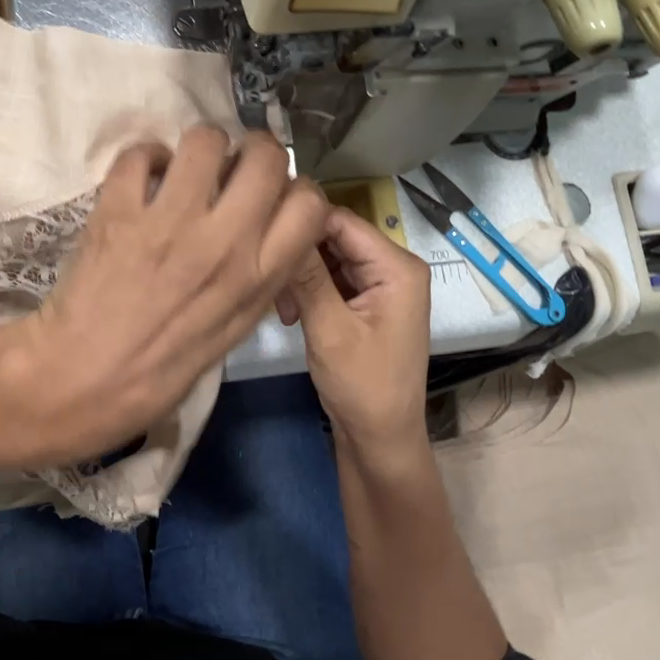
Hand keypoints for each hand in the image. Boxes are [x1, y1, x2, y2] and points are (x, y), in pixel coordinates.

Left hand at [8, 128, 329, 464]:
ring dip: (200, 147)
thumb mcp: (232, 330)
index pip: (310, 203)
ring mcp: (170, 223)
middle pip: (267, 157)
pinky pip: (140, 154)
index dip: (295, 189)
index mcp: (258, 278)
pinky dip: (143, 158)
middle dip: (254, 152)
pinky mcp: (118, 212)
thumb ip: (257, 277)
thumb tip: (263, 229)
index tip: (273, 195)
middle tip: (232, 167)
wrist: (81, 383)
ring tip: (185, 167)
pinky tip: (141, 180)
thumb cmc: (160, 371)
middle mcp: (224, 242)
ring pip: (206, 140)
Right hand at [280, 207, 431, 449]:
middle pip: (335, 238)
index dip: (301, 222)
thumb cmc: (362, 385)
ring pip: (328, 258)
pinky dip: (308, 291)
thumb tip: (282, 221)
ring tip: (282, 310)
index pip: (341, 221)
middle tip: (271, 288)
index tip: (261, 239)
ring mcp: (380, 286)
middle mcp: (394, 267)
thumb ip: (307, 275)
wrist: (380, 438)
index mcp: (398, 266)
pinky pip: (331, 279)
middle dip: (300, 256)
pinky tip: (291, 315)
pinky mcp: (365, 303)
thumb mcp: (329, 328)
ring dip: (300, 277)